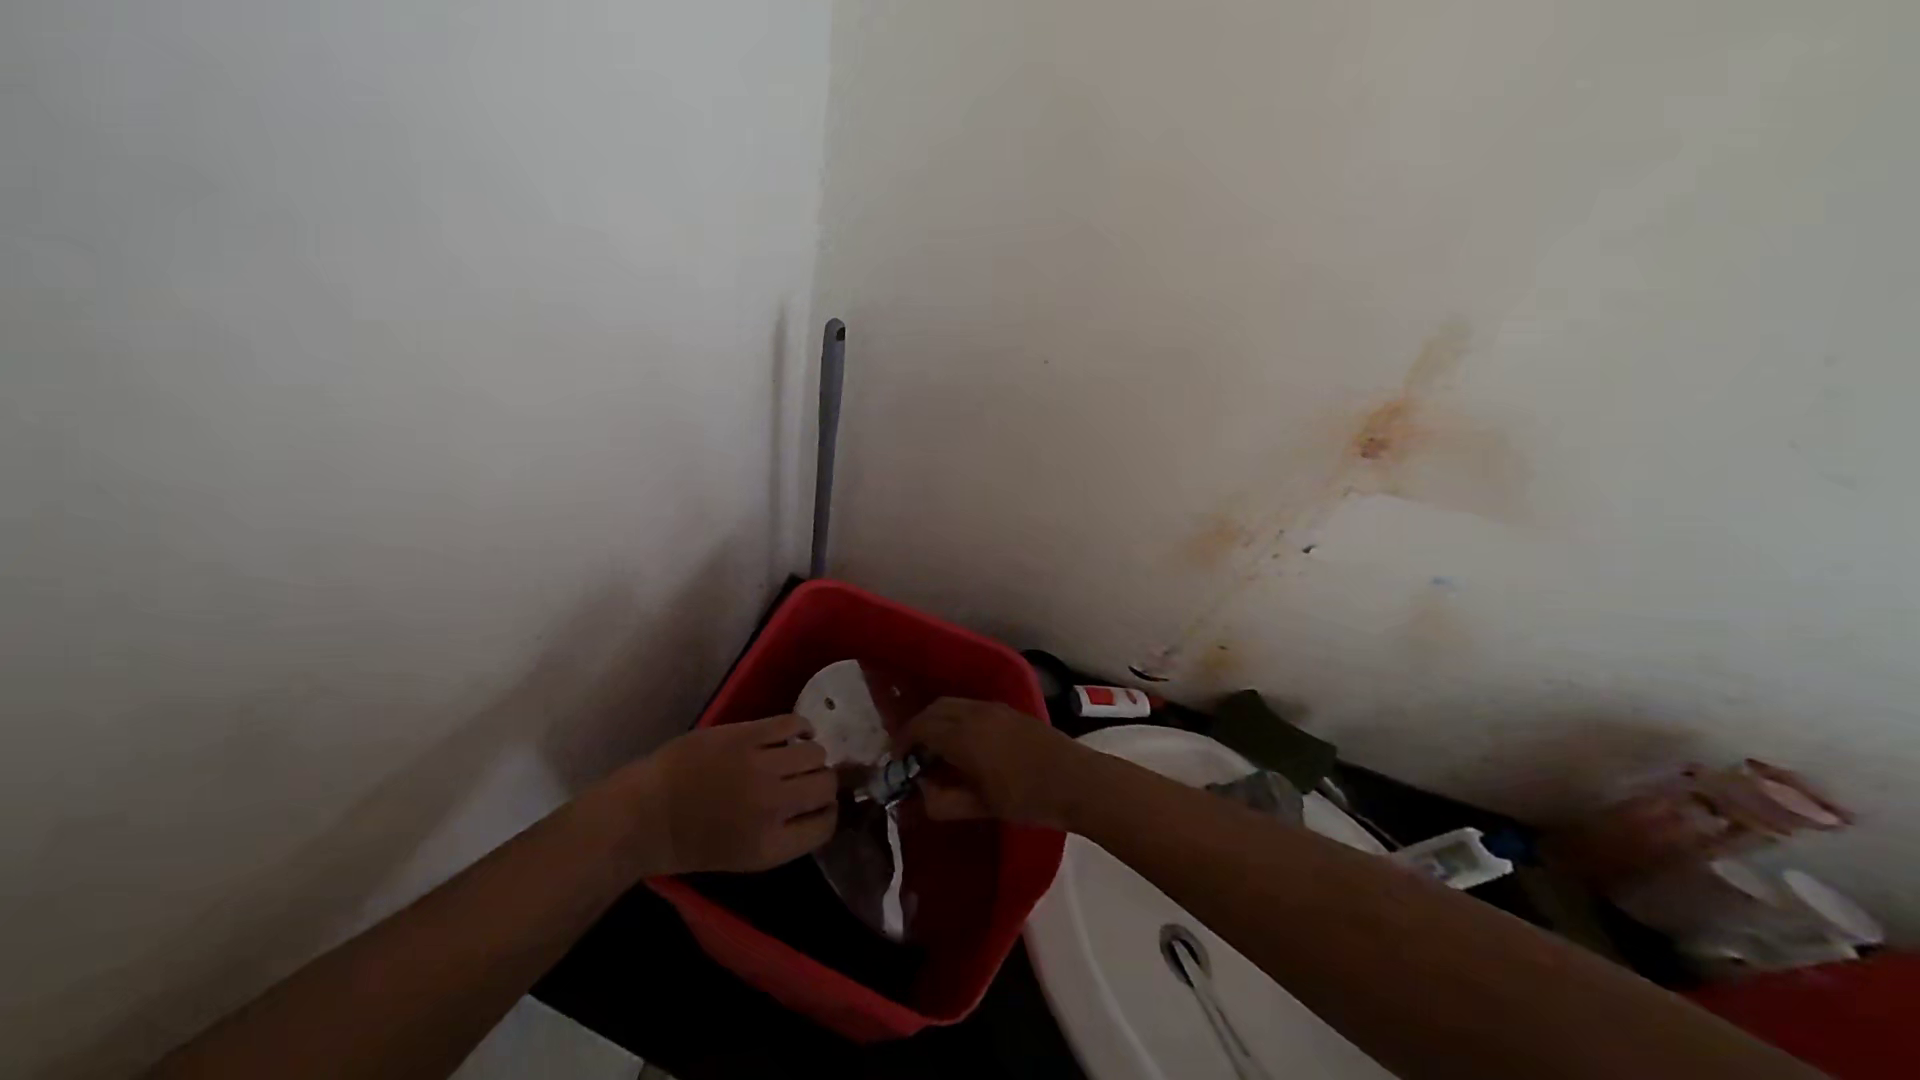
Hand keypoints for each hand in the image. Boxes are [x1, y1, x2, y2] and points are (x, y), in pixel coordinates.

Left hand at [622, 715, 837, 873]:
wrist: (643, 814)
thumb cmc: (690, 843)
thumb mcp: (746, 857)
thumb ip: (788, 836)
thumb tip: (822, 808)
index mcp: (772, 845)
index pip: (827, 824)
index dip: (827, 812)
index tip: (818, 806)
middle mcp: (773, 805)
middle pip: (827, 786)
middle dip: (822, 784)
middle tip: (807, 780)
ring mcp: (760, 766)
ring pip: (815, 754)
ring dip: (812, 757)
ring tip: (797, 757)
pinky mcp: (746, 735)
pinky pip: (793, 724)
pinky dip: (802, 728)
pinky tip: (795, 734)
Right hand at [894, 697, 1082, 826]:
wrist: (1075, 780)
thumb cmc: (1026, 798)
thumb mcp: (981, 807)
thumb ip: (944, 801)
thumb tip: (921, 791)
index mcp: (963, 736)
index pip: (920, 728)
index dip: (903, 743)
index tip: (899, 762)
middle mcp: (975, 713)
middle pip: (933, 710)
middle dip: (917, 729)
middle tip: (914, 755)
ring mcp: (994, 708)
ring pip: (953, 705)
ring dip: (937, 721)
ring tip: (937, 750)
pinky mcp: (1009, 710)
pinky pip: (971, 706)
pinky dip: (956, 718)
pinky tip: (965, 743)